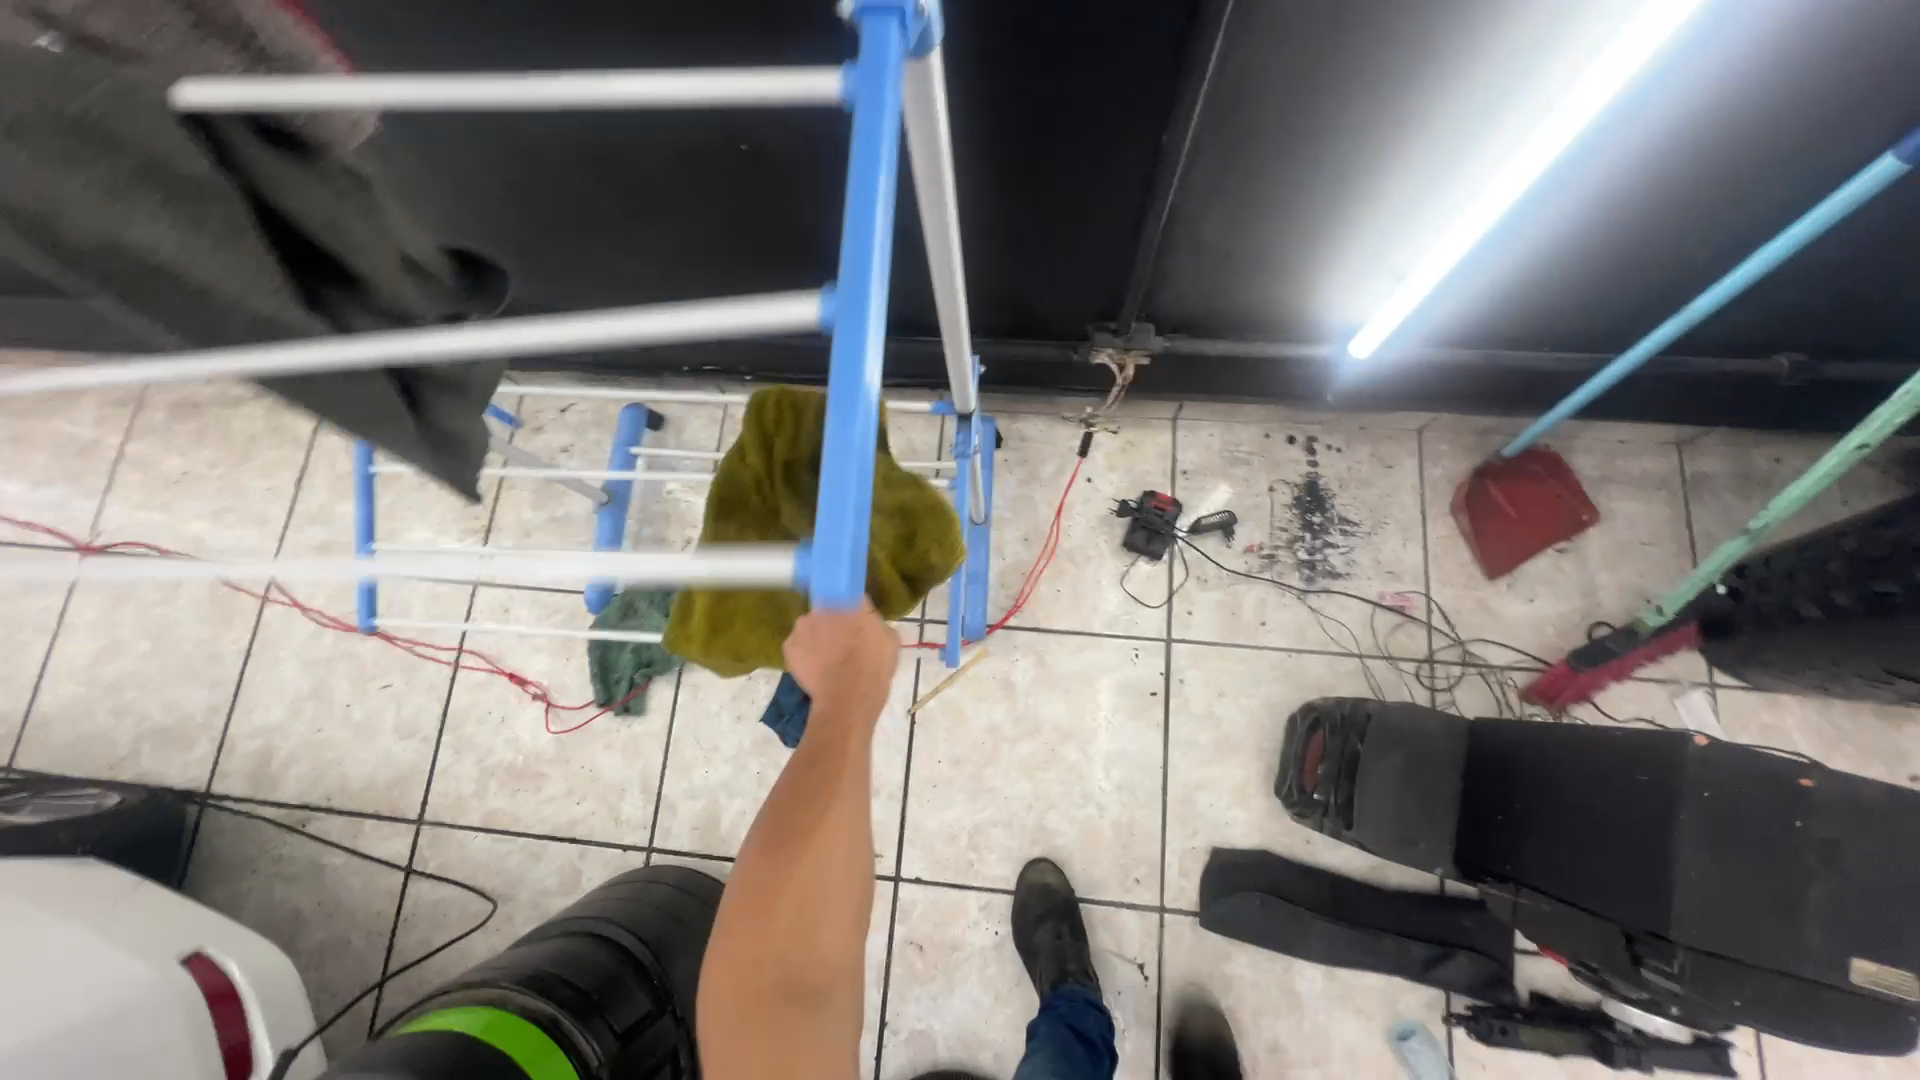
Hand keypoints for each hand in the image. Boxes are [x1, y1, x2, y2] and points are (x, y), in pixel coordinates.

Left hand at [783, 602, 900, 721]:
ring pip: (810, 627)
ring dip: (816, 637)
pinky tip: (815, 669)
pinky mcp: (788, 646)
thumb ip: (876, 624)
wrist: (848, 697)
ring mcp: (802, 626)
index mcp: (851, 601)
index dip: (853, 610)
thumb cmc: (874, 667)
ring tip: (827, 660)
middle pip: (827, 610)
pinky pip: (798, 646)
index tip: (858, 622)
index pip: (850, 596)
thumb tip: (869, 624)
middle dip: (833, 623)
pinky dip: (804, 654)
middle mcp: (823, 607)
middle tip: (844, 643)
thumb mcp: (891, 639)